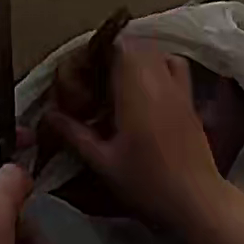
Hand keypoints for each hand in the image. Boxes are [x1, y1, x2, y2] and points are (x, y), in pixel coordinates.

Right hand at [44, 37, 233, 235]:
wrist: (194, 200)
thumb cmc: (146, 181)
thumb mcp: (104, 162)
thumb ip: (75, 134)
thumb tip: (49, 114)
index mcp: (134, 87)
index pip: (117, 45)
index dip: (97, 50)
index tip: (83, 68)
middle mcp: (157, 76)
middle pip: (134, 43)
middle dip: (112, 53)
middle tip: (95, 77)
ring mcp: (176, 84)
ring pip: (153, 49)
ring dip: (134, 55)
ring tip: (118, 78)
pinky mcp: (189, 95)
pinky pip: (174, 62)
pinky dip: (159, 61)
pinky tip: (150, 80)